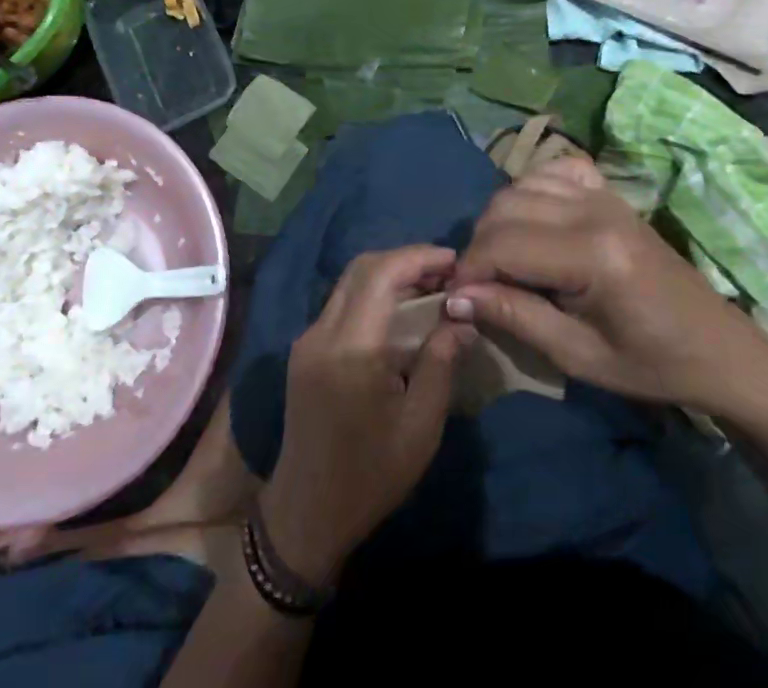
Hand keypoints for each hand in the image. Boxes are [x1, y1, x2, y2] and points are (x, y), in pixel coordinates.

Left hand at [259, 247, 472, 583]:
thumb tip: (463, 318)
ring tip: (432, 290)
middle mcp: (321, 333)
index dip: (420, 257)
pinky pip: (341, 306)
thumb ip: (441, 362)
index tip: (457, 261)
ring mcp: (307, 340)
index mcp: (350, 348)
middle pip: (361, 269)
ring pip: (349, 284)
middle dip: (406, 260)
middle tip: (447, 274)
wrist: (308, 510)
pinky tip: (402, 315)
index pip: (381, 274)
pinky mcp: (304, 352)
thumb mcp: (420, 424)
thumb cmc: (371, 474)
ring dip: (389, 276)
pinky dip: (374, 297)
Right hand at [447, 156, 767, 417]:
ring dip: (499, 220)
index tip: (458, 302)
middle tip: (479, 287)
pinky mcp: (612, 195)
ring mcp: (606, 196)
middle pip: (505, 208)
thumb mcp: (576, 354)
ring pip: (521, 185)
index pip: (501, 245)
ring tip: (503, 261)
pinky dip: (530, 190)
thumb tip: (454, 297)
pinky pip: (555, 170)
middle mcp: (596, 212)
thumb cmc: (651, 364)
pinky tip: (532, 222)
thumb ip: (513, 316)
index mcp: (593, 256)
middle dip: (479, 247)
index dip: (468, 273)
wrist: (718, 350)